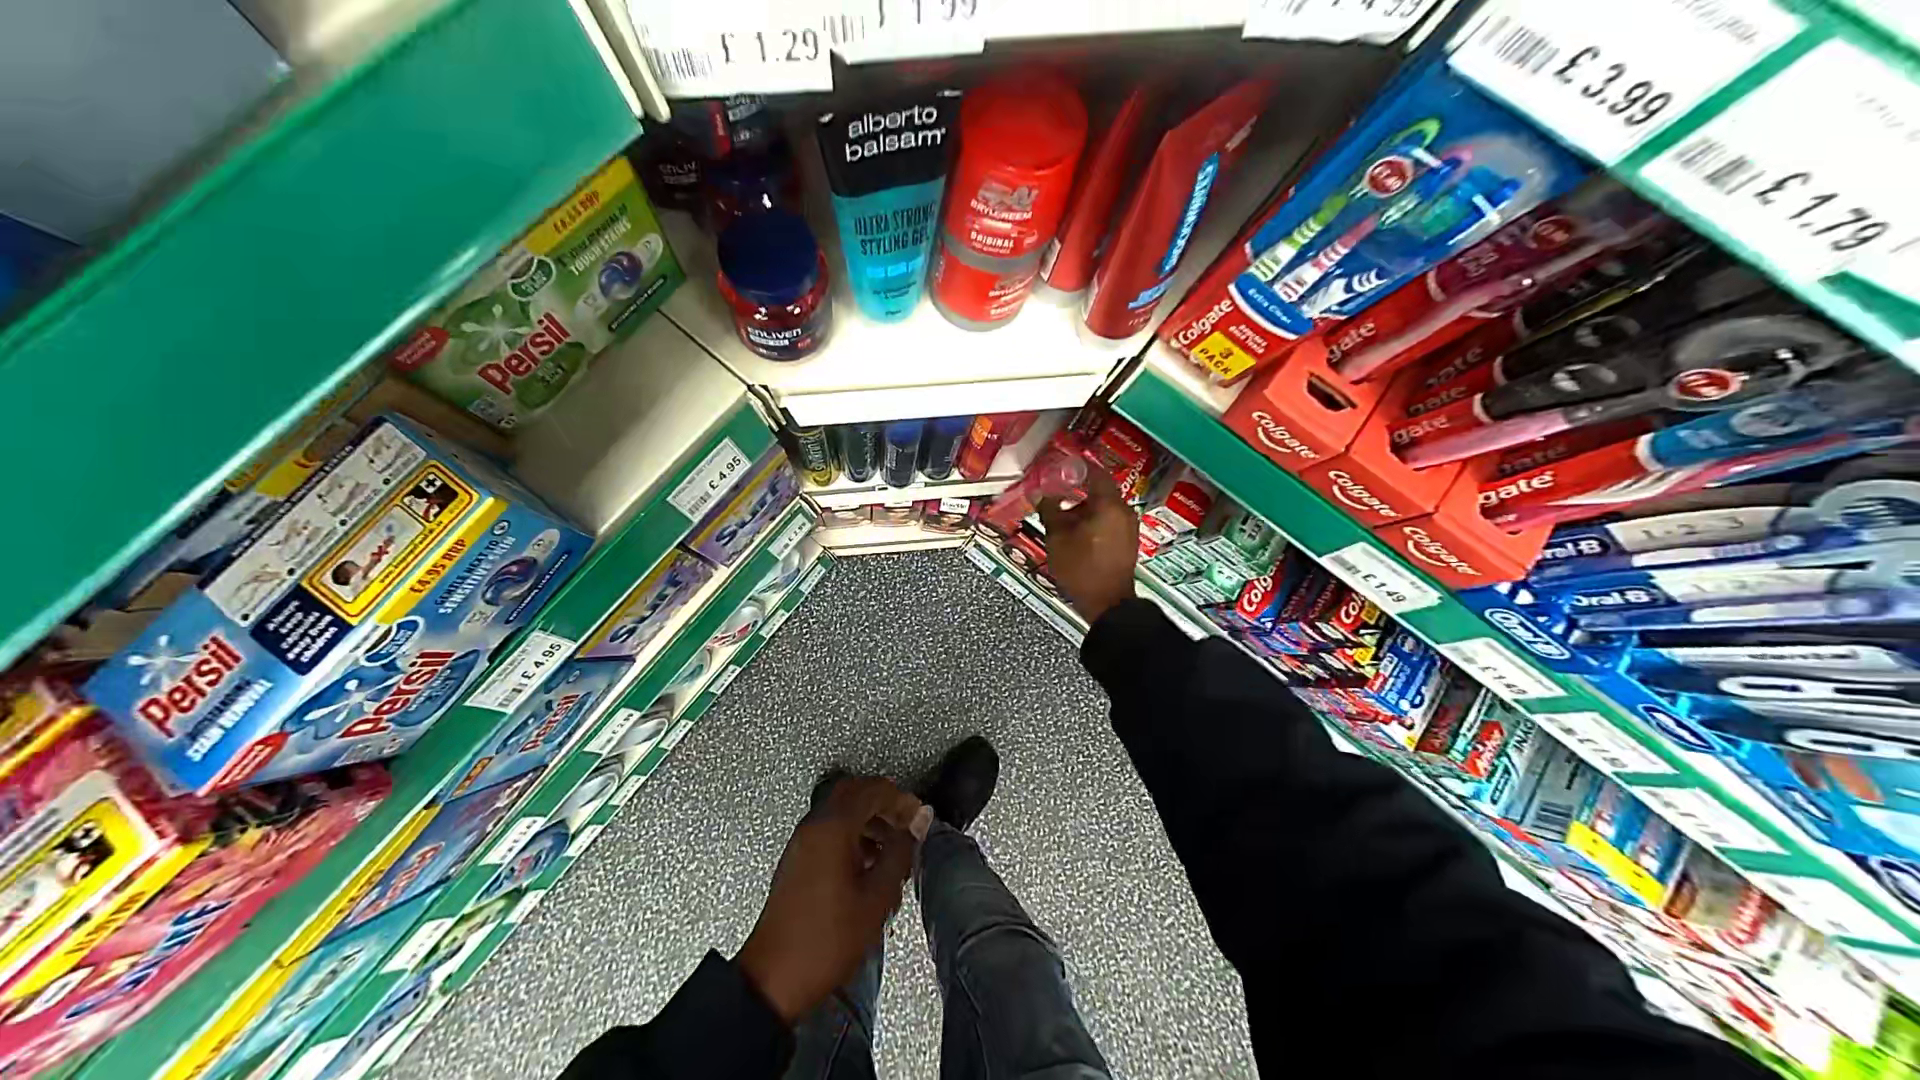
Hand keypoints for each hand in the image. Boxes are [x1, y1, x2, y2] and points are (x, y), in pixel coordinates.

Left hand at [736, 776, 930, 1023]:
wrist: (775, 979)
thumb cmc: (826, 940)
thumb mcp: (877, 896)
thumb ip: (900, 851)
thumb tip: (917, 823)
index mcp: (832, 828)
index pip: (872, 790)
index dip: (901, 799)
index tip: (919, 816)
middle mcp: (813, 828)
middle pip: (853, 792)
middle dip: (884, 802)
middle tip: (906, 823)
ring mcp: (801, 844)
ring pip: (840, 811)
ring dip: (869, 819)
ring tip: (893, 846)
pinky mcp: (797, 861)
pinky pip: (828, 831)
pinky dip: (852, 834)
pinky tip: (869, 863)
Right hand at [1039, 467, 1138, 623]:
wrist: (1107, 603)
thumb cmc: (1081, 568)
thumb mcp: (1057, 537)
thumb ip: (1050, 510)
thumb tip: (1044, 496)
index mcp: (1109, 505)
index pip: (1094, 472)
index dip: (1075, 467)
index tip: (1059, 467)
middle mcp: (1124, 511)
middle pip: (1100, 489)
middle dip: (1077, 489)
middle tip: (1056, 491)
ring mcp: (1129, 527)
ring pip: (1104, 506)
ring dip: (1084, 506)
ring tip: (1063, 515)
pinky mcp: (1128, 541)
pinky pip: (1109, 520)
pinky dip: (1094, 519)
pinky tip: (1076, 530)